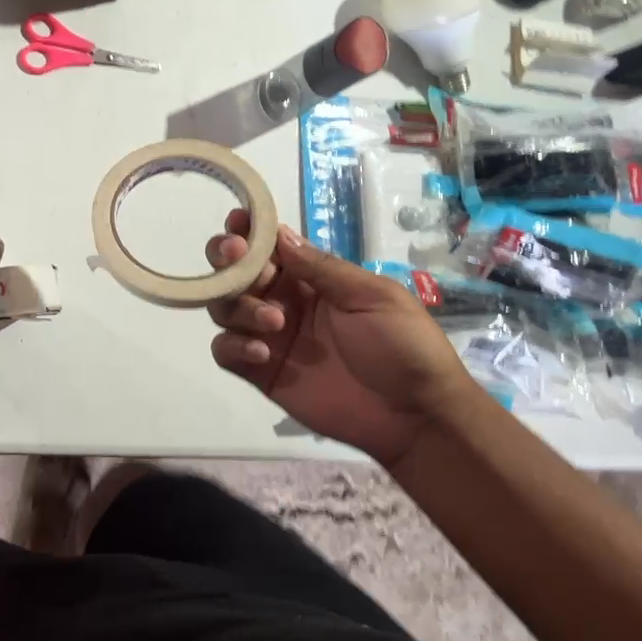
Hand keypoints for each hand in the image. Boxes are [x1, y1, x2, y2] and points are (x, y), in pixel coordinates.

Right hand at [207, 213, 482, 466]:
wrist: (416, 416)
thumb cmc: (404, 346)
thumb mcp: (373, 296)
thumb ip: (322, 267)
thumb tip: (278, 232)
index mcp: (310, 280)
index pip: (267, 248)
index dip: (248, 232)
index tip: (238, 224)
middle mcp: (282, 302)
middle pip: (234, 273)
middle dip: (226, 262)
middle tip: (233, 260)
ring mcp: (268, 337)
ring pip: (225, 309)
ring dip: (239, 308)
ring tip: (274, 323)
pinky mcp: (261, 373)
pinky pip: (225, 351)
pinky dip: (233, 346)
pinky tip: (261, 353)